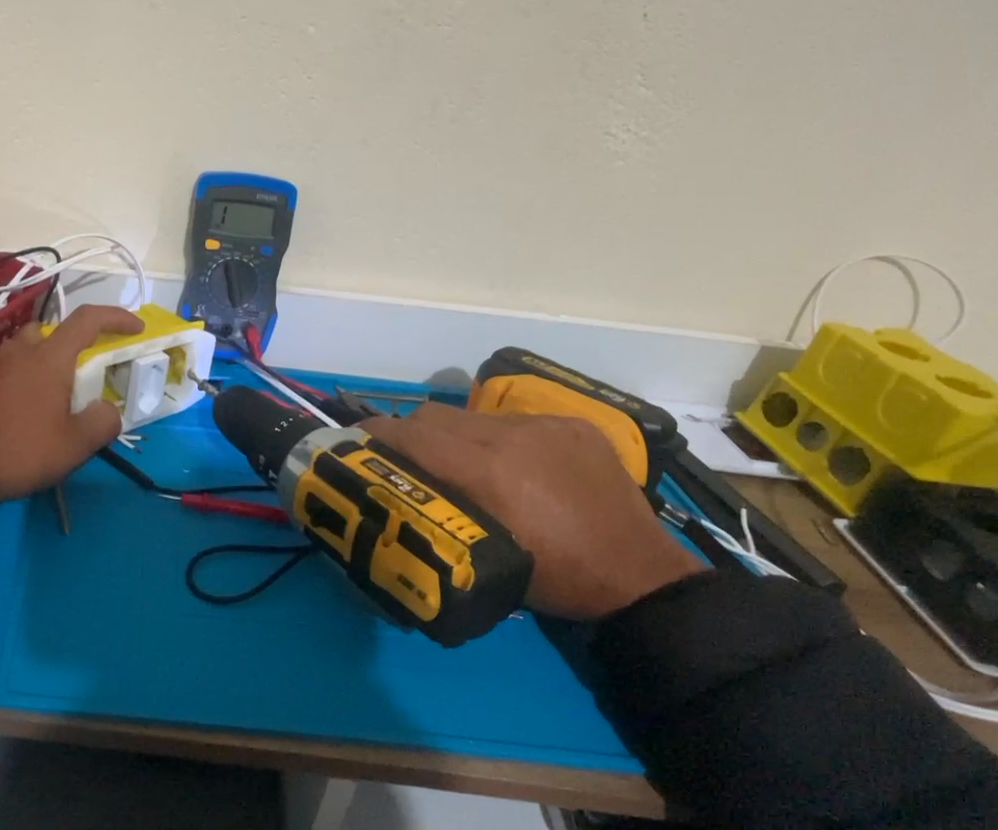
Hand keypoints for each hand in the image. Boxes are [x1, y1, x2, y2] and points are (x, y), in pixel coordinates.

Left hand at [0, 305, 144, 506]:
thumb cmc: (22, 450)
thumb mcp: (76, 445)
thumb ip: (103, 421)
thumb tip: (107, 409)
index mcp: (50, 357)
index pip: (88, 320)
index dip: (116, 318)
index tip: (134, 328)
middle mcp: (19, 348)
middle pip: (51, 332)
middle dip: (70, 346)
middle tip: (78, 376)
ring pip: (22, 348)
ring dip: (39, 362)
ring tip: (45, 396)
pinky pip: (1, 366)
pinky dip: (15, 377)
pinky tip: (14, 407)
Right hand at [361, 404, 703, 620]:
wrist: (643, 579)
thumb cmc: (558, 582)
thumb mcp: (486, 554)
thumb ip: (440, 514)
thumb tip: (398, 495)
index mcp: (489, 471)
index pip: (413, 436)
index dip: (375, 436)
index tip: (353, 444)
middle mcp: (512, 435)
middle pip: (435, 417)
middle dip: (409, 434)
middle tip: (400, 460)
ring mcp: (545, 424)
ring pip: (473, 416)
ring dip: (454, 436)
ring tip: (458, 465)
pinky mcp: (573, 423)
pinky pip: (514, 421)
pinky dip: (497, 438)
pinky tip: (512, 466)